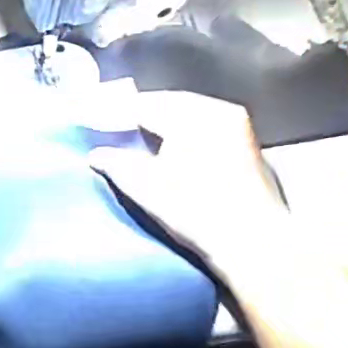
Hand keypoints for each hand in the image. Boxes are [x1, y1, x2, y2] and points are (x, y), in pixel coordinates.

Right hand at [89, 91, 288, 277]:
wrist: (253, 243)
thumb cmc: (197, 209)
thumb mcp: (148, 188)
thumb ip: (117, 164)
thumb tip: (95, 154)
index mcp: (196, 113)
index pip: (147, 104)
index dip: (119, 113)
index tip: (96, 121)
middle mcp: (221, 112)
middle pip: (171, 107)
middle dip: (143, 118)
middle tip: (114, 130)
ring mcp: (239, 130)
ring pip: (191, 120)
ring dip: (165, 129)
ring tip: (139, 143)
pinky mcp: (247, 151)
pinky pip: (207, 134)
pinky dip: (185, 140)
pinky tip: (170, 156)